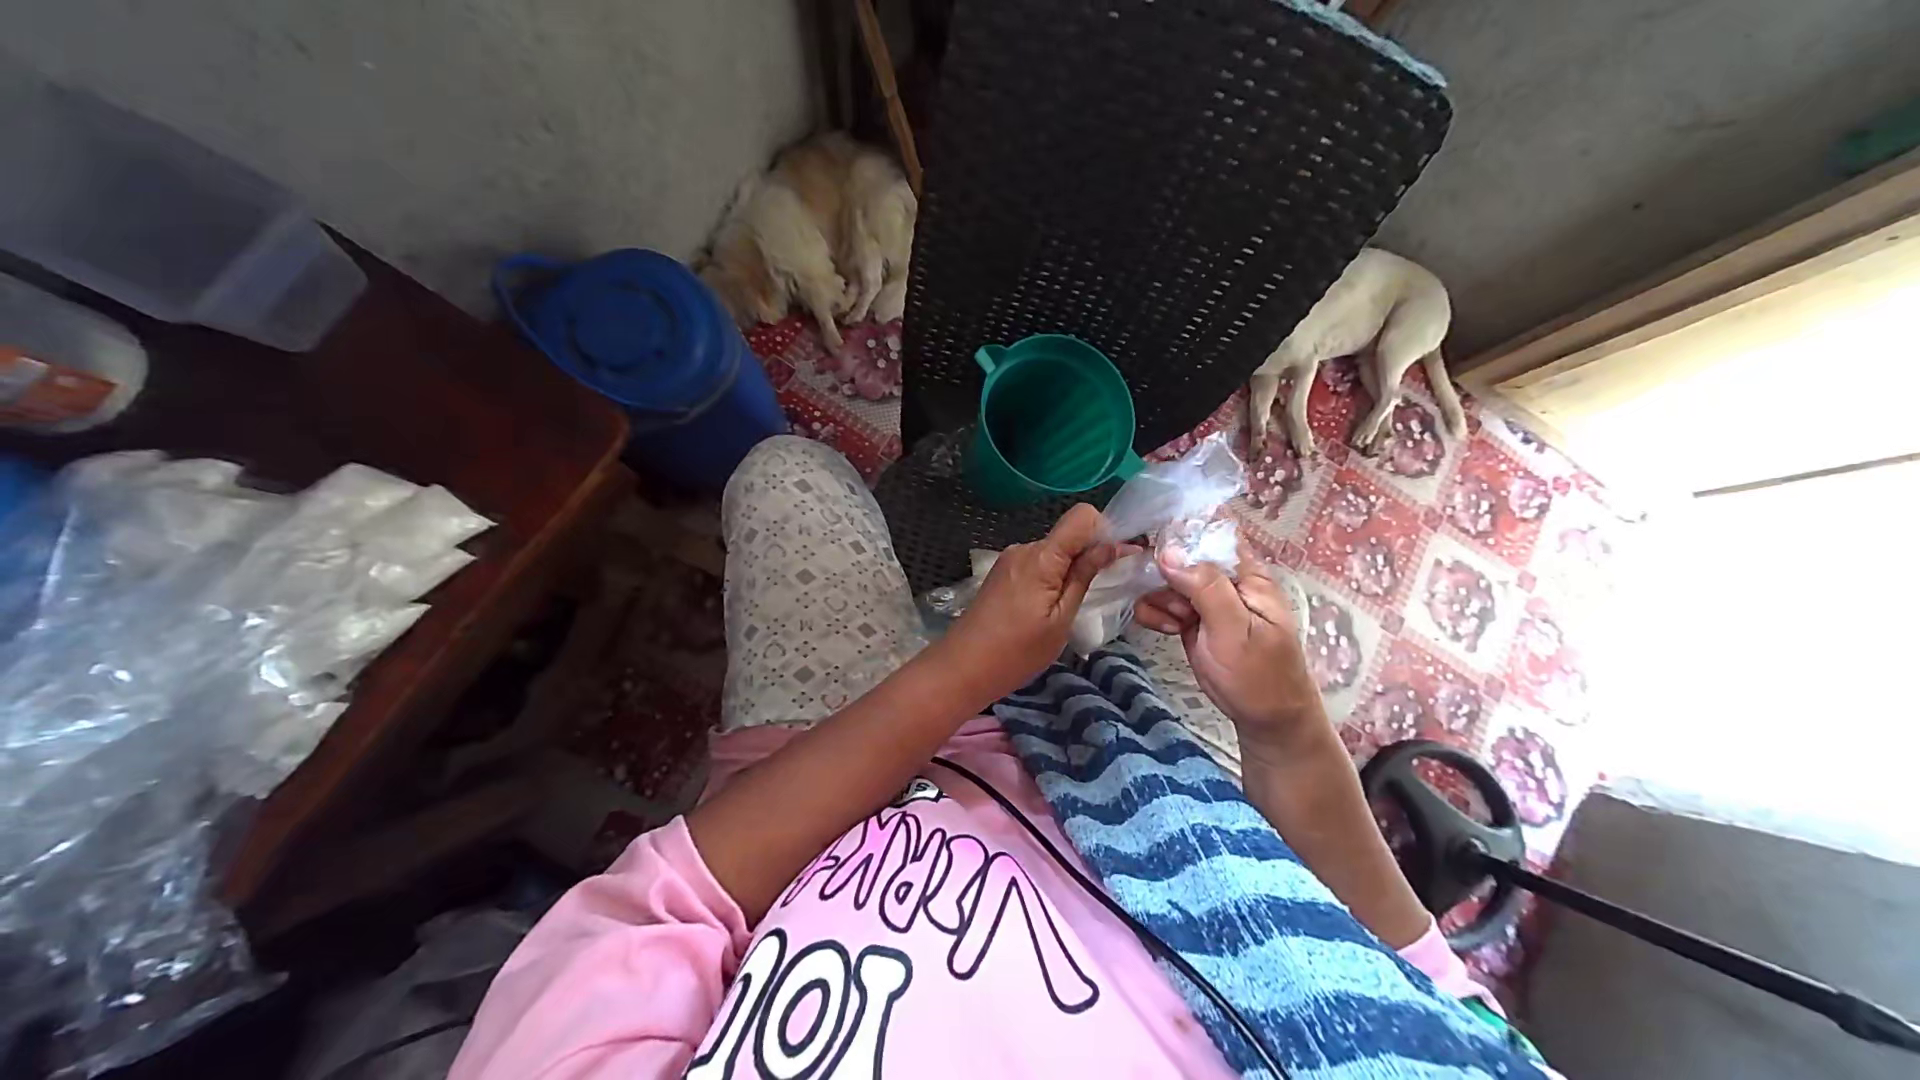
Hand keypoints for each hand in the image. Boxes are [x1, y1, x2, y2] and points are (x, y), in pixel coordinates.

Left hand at [937, 503, 1120, 703]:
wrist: (963, 667)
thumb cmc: (1017, 651)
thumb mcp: (1061, 619)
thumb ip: (1084, 577)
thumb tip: (1112, 546)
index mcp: (1042, 556)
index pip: (1082, 516)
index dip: (1105, 531)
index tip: (1116, 559)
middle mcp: (1024, 548)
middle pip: (1068, 535)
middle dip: (1088, 555)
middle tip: (1100, 591)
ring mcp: (1010, 560)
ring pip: (1053, 552)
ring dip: (1068, 570)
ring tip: (1068, 608)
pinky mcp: (1002, 573)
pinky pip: (1037, 564)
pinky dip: (1051, 578)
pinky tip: (1046, 609)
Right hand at [1133, 543, 1328, 757]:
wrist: (1265, 720)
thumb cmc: (1259, 674)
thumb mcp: (1234, 629)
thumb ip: (1205, 587)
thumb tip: (1170, 552)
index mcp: (1247, 575)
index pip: (1215, 534)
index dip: (1186, 529)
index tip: (1156, 537)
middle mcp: (1227, 582)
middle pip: (1184, 557)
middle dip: (1166, 574)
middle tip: (1169, 601)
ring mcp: (1208, 602)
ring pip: (1169, 582)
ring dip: (1159, 598)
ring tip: (1170, 624)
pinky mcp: (1193, 621)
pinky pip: (1165, 605)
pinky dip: (1156, 614)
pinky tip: (1163, 629)